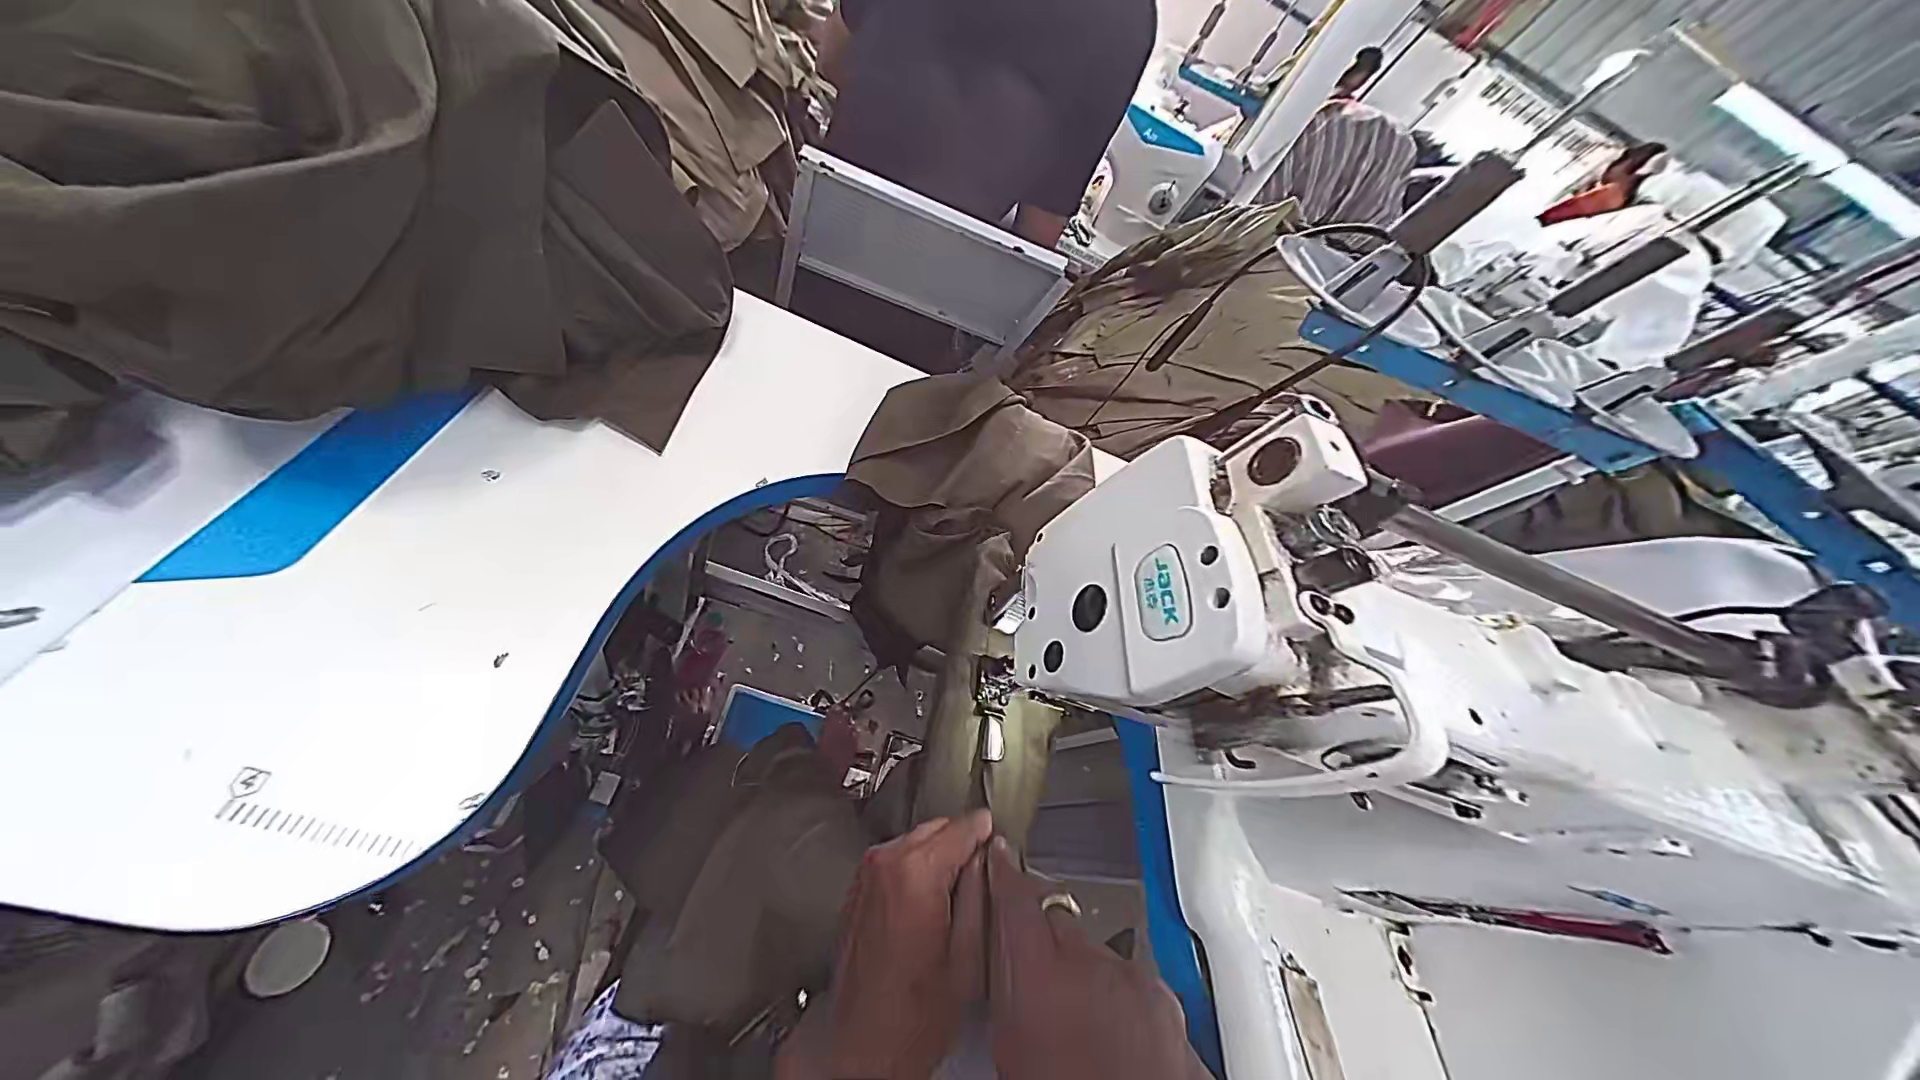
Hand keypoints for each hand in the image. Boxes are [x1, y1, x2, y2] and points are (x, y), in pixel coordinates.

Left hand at [808, 809, 992, 1079]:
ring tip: (957, 894)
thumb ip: (981, 893)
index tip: (999, 841)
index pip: (963, 827)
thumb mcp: (968, 954)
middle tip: (983, 874)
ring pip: (917, 839)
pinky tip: (930, 903)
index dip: (987, 834)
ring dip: (939, 855)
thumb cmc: (912, 1015)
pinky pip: (897, 858)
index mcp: (917, 871)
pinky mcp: (858, 887)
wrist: (861, 1045)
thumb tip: (989, 858)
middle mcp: (886, 861)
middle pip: (938, 828)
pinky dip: (916, 867)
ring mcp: (867, 872)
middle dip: (962, 844)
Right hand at [986, 838, 1207, 1079]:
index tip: (997, 855)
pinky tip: (1115, 1035)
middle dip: (1044, 939)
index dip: (1002, 872)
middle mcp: (1090, 962)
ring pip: (1094, 952)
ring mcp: (1133, 977)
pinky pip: (1129, 978)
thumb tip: (1001, 957)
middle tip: (1038, 983)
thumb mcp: (1013, 1047)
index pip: (1015, 898)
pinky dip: (1118, 994)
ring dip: (1084, 973)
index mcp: (1041, 974)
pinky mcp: (1164, 997)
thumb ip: (1006, 986)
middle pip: (1056, 922)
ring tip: (1081, 1025)